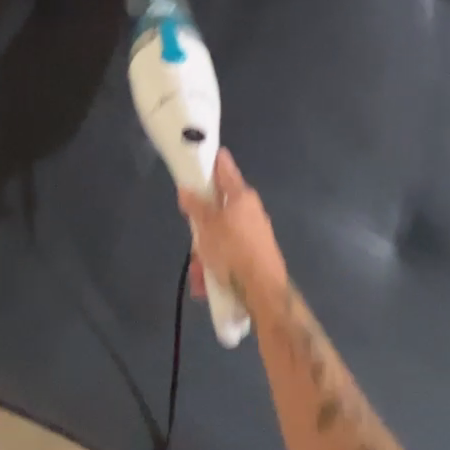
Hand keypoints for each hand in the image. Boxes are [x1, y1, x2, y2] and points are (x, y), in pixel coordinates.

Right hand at [178, 148, 288, 309]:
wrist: (263, 292)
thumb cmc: (232, 251)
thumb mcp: (206, 227)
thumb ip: (195, 206)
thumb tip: (186, 188)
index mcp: (240, 196)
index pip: (224, 167)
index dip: (210, 160)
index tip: (197, 157)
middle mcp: (251, 210)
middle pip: (220, 207)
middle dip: (202, 225)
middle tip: (191, 236)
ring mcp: (256, 233)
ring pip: (222, 235)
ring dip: (206, 252)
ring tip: (197, 272)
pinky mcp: (257, 255)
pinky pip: (231, 254)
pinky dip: (218, 265)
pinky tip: (206, 283)